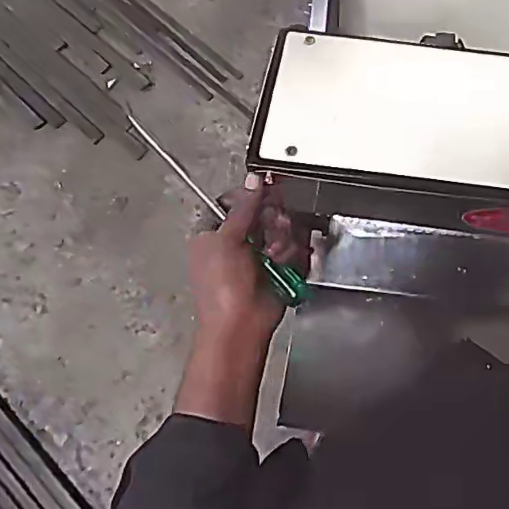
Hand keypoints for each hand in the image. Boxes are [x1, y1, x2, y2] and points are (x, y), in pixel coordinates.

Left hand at [178, 173, 309, 426]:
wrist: (240, 327)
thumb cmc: (221, 289)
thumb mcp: (226, 240)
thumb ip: (243, 208)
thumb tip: (253, 182)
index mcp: (215, 231)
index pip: (238, 200)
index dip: (254, 196)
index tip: (268, 192)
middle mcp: (237, 241)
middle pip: (265, 212)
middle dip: (272, 220)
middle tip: (272, 228)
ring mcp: (259, 255)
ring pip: (282, 229)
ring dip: (282, 239)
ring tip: (274, 254)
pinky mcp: (279, 268)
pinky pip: (294, 249)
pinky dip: (291, 255)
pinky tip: (283, 264)